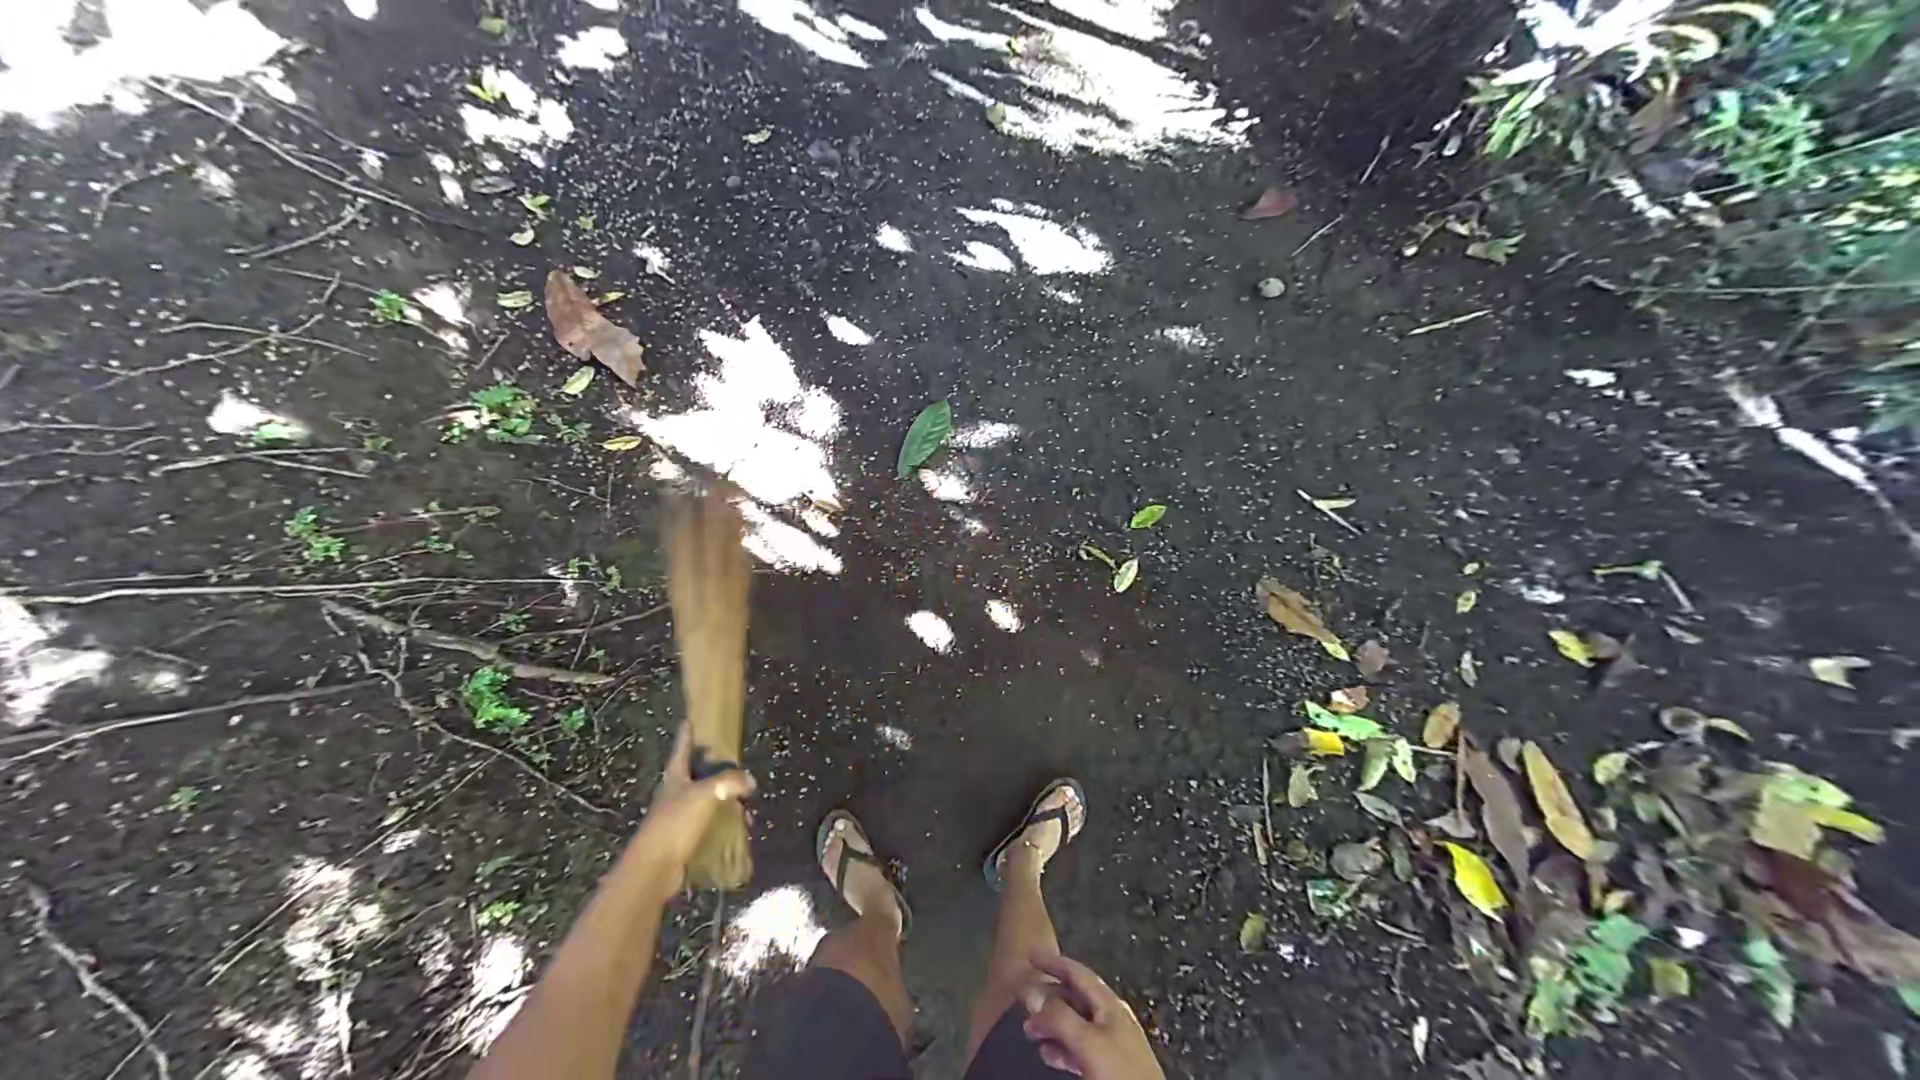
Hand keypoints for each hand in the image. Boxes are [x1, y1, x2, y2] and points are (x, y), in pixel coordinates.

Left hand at [624, 720, 753, 893]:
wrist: (655, 868)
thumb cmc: (675, 822)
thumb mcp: (705, 794)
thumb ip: (729, 782)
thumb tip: (750, 781)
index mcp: (675, 777)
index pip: (681, 750)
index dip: (686, 735)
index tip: (688, 721)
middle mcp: (675, 793)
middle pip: (696, 773)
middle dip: (715, 768)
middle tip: (734, 764)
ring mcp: (679, 815)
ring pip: (706, 798)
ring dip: (725, 798)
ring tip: (745, 801)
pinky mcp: (685, 837)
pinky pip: (710, 821)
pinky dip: (725, 820)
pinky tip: (740, 826)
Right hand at [1020, 952, 1164, 1079]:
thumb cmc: (1119, 1074)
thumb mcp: (1087, 1042)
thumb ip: (1060, 1017)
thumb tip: (1034, 996)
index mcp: (1109, 1005)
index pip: (1078, 974)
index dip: (1054, 963)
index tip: (1031, 957)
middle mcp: (1110, 1019)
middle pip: (1074, 998)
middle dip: (1048, 997)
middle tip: (1024, 1003)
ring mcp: (1110, 1044)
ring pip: (1074, 1024)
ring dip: (1051, 1025)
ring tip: (1030, 1032)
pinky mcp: (1108, 1068)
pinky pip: (1079, 1048)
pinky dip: (1061, 1046)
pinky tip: (1048, 1054)